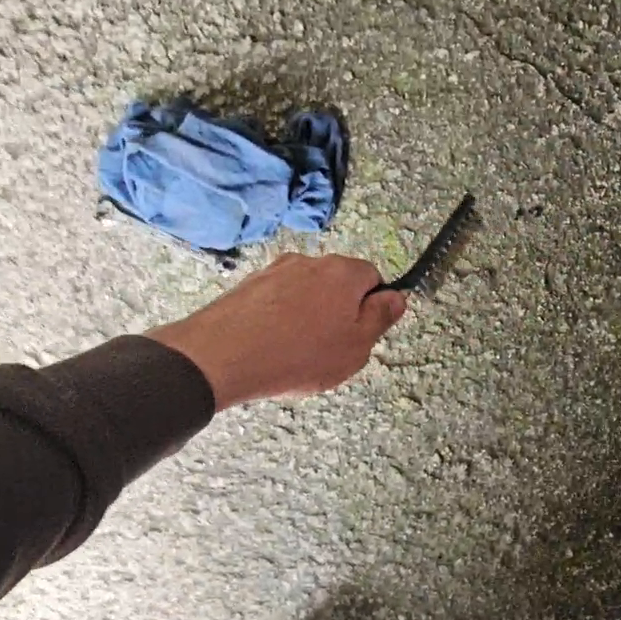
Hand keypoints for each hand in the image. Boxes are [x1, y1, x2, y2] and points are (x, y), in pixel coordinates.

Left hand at [145, 253, 405, 408]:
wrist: (223, 357)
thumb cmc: (301, 354)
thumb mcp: (357, 346)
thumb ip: (380, 318)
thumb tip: (397, 297)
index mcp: (344, 273)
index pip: (373, 277)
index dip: (374, 305)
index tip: (365, 332)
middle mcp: (310, 262)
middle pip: (338, 282)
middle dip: (341, 310)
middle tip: (334, 347)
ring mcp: (275, 271)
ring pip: (306, 292)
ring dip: (310, 315)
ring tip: (300, 351)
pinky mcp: (248, 286)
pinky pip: (278, 301)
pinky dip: (282, 319)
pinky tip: (276, 347)